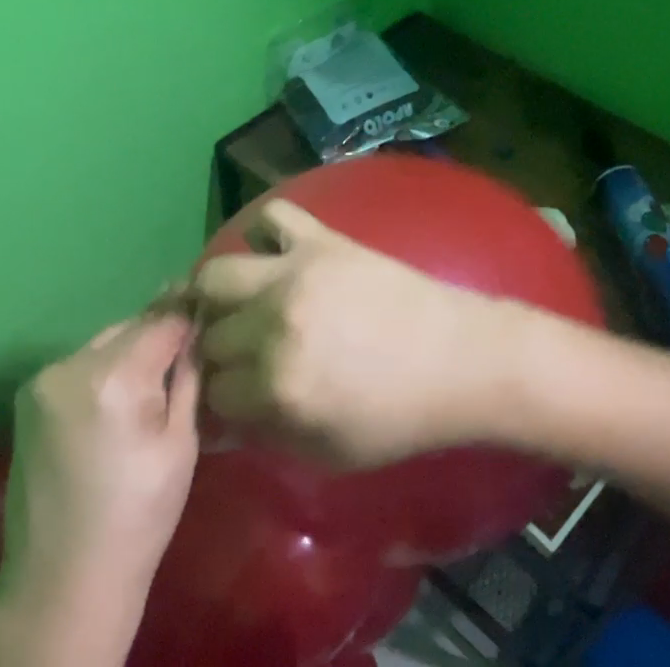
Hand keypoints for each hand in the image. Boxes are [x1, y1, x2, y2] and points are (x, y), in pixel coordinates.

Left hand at [7, 301, 200, 591]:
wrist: (64, 577)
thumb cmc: (140, 515)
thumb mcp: (182, 444)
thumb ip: (188, 378)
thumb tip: (197, 333)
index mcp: (114, 377)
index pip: (162, 319)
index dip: (189, 310)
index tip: (211, 305)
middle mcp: (70, 365)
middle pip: (129, 327)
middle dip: (159, 334)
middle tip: (190, 352)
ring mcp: (41, 380)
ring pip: (103, 344)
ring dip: (130, 352)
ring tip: (155, 382)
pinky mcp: (27, 399)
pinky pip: (79, 366)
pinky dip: (104, 372)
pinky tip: (120, 402)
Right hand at [191, 200, 534, 467]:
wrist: (462, 360)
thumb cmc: (400, 418)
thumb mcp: (329, 454)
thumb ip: (267, 435)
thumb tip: (223, 418)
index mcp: (278, 388)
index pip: (210, 391)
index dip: (220, 399)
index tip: (235, 397)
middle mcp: (274, 325)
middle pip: (208, 334)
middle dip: (217, 351)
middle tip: (238, 354)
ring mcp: (294, 275)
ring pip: (215, 273)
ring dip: (216, 294)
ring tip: (236, 304)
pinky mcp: (321, 241)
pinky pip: (272, 216)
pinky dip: (263, 233)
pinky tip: (274, 258)